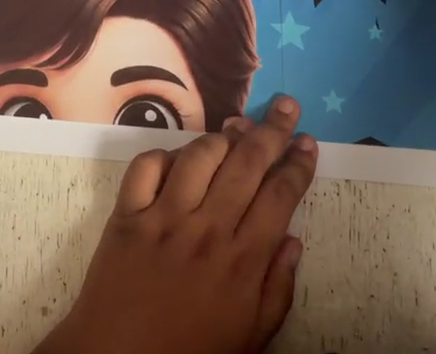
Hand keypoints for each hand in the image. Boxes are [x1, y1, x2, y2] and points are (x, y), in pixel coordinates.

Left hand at [37, 96, 318, 353]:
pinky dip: (164, 153)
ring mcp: (164, 217)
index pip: (279, 196)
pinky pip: (146, 165)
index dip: (297, 164)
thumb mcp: (250, 338)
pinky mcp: (127, 214)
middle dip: (272, 130)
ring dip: (221, 137)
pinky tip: (177, 158)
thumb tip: (294, 240)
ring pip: (199, 155)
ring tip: (235, 129)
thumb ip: (277, 289)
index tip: (308, 141)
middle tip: (286, 105)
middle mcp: (207, 229)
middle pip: (246, 163)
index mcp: (243, 261)